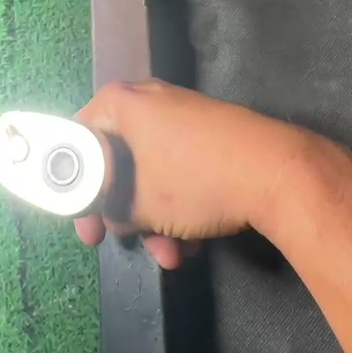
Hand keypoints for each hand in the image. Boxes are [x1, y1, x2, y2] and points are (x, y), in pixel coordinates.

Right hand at [74, 81, 332, 268]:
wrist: (276, 172)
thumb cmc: (195, 179)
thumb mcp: (140, 206)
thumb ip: (112, 211)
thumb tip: (113, 217)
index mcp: (121, 103)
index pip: (77, 139)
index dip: (75, 186)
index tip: (85, 220)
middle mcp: (148, 99)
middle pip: (117, 159)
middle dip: (124, 210)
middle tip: (124, 240)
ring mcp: (181, 113)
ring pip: (150, 169)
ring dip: (155, 217)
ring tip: (170, 253)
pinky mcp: (209, 132)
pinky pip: (177, 166)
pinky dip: (178, 202)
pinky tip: (191, 241)